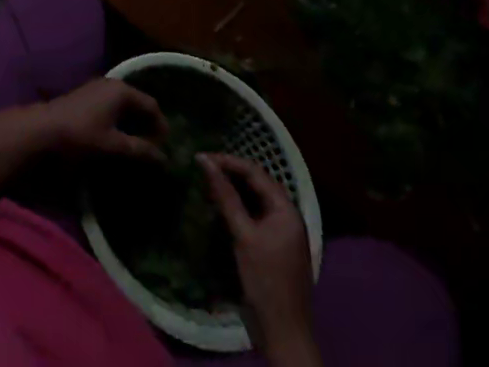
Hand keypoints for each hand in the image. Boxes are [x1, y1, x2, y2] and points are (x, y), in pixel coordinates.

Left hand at [37, 79, 166, 160]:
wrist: (44, 127)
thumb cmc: (82, 134)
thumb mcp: (113, 145)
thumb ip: (140, 150)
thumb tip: (163, 158)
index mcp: (123, 91)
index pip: (152, 105)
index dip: (161, 126)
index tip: (164, 147)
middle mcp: (113, 84)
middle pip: (139, 102)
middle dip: (147, 124)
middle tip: (151, 147)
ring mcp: (98, 87)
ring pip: (125, 104)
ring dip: (133, 122)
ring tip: (136, 144)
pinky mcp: (88, 94)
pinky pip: (112, 104)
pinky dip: (120, 118)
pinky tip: (116, 135)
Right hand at [200, 153, 316, 364]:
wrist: (283, 331)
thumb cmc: (265, 280)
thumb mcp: (243, 235)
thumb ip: (226, 197)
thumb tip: (206, 162)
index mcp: (286, 208)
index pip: (255, 172)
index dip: (228, 162)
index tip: (201, 157)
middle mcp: (286, 215)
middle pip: (256, 184)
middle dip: (230, 173)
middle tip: (202, 168)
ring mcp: (280, 232)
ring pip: (254, 200)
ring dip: (232, 191)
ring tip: (206, 184)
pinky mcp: (272, 246)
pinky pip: (253, 217)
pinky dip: (236, 210)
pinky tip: (219, 209)